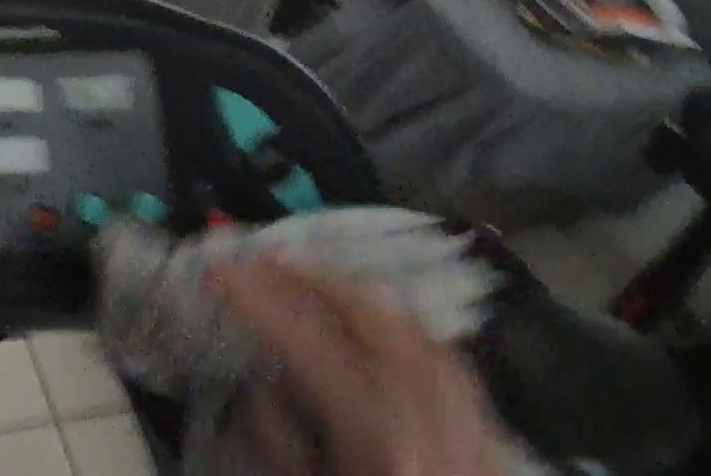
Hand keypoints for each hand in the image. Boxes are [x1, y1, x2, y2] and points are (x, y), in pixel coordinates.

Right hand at [208, 258, 506, 475]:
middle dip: (314, 280)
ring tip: (309, 278)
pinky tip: (374, 328)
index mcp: (382, 444)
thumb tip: (266, 377)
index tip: (216, 269)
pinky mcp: (494, 452)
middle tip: (261, 259)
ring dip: (359, 297)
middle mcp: (437, 431)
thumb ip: (277, 431)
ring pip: (423, 339)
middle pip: (380, 326)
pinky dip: (404, 333)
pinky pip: (450, 369)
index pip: (311, 344)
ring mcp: (476, 439)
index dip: (259, 299)